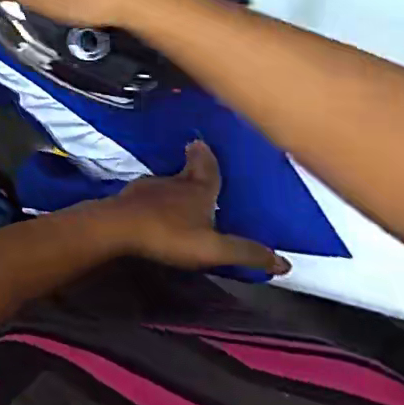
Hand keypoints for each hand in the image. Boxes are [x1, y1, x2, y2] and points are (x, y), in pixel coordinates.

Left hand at [93, 141, 289, 273]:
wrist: (118, 226)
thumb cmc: (169, 234)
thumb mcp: (214, 249)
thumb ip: (246, 253)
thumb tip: (285, 261)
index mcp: (197, 190)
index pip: (208, 169)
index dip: (209, 158)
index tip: (205, 143)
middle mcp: (174, 182)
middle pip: (187, 170)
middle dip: (194, 163)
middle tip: (196, 153)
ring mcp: (149, 187)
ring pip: (168, 180)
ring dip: (176, 181)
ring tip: (182, 185)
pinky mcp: (130, 197)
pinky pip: (149, 193)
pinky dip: (157, 196)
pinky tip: (156, 205)